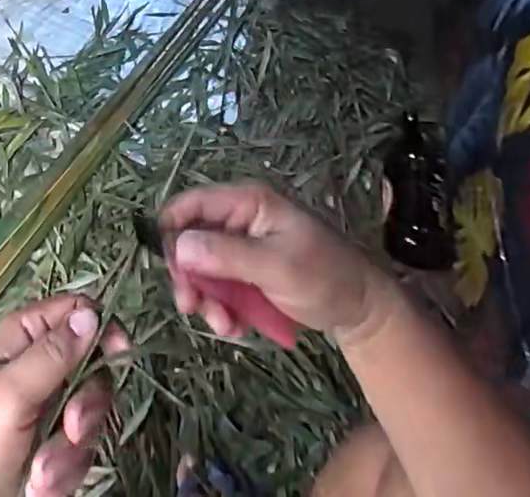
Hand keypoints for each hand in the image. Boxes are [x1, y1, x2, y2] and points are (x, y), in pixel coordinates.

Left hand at [0, 294, 129, 496]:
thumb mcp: (7, 395)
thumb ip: (52, 354)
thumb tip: (91, 313)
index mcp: (21, 339)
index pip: (74, 312)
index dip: (101, 327)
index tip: (119, 351)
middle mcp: (35, 369)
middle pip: (91, 365)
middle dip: (87, 403)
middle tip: (70, 426)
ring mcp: (43, 412)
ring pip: (87, 413)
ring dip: (70, 449)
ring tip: (40, 474)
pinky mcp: (48, 451)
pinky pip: (78, 452)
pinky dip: (63, 473)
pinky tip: (38, 487)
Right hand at [158, 182, 393, 342]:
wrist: (362, 308)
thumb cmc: (324, 275)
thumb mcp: (275, 265)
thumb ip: (226, 255)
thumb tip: (178, 246)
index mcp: (246, 201)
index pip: (192, 203)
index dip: (171, 230)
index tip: (167, 268)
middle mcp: (238, 218)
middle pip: (190, 238)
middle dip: (188, 275)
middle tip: (190, 307)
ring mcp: (242, 245)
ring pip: (201, 267)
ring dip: (205, 298)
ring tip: (222, 326)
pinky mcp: (246, 271)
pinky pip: (218, 286)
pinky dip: (220, 308)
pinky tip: (234, 327)